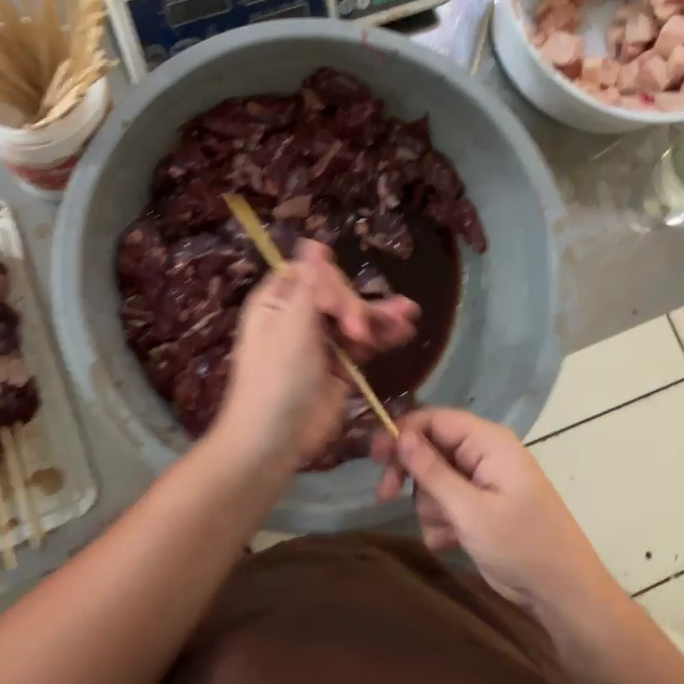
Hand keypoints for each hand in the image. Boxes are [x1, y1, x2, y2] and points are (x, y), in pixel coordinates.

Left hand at [214, 240, 419, 467]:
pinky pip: (363, 345)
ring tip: (410, 313)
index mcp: (276, 303)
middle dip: (355, 307)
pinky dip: (382, 337)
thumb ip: (309, 284)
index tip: (339, 307)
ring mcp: (319, 343)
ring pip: (354, 319)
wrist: (273, 441)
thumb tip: (311, 242)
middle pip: (336, 295)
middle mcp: (297, 318)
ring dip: (379, 316)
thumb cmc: (276, 379)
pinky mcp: (338, 368)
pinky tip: (406, 330)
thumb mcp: (292, 326)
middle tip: (359, 330)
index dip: (330, 284)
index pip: (310, 274)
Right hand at [373, 408, 605, 611]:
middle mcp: (483, 455)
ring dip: (429, 507)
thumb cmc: (522, 546)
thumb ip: (432, 471)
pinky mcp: (478, 509)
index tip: (374, 458)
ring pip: (432, 480)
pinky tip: (451, 543)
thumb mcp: (470, 510)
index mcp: (488, 442)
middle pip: (429, 448)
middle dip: (411, 475)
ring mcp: (481, 483)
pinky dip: (440, 523)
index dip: (402, 433)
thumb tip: (400, 434)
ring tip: (445, 532)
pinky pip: (443, 504)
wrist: (562, 596)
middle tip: (386, 496)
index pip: (434, 419)